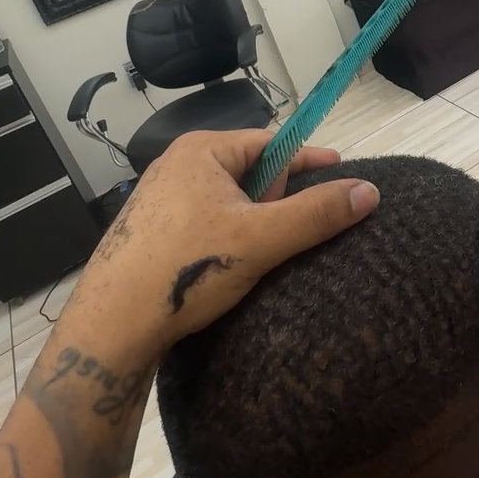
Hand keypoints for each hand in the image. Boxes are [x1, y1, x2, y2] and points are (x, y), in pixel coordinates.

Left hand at [63, 129, 378, 357]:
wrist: (108, 333)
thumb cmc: (185, 271)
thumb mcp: (261, 239)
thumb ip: (317, 213)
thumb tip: (370, 191)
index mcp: (202, 150)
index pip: (272, 144)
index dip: (307, 160)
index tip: (340, 170)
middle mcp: (177, 164)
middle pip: (251, 171)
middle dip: (273, 201)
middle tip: (278, 235)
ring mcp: (160, 197)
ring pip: (230, 200)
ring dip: (251, 222)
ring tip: (251, 256)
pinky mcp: (150, 230)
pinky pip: (207, 219)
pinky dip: (227, 236)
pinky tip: (226, 266)